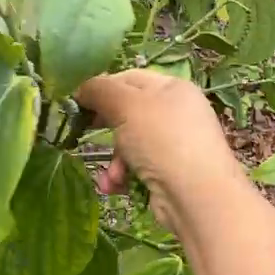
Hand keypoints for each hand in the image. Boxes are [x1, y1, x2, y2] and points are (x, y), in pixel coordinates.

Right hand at [74, 70, 247, 231]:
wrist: (197, 196)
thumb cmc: (162, 140)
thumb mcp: (126, 105)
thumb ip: (100, 90)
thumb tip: (81, 88)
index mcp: (171, 87)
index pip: (128, 78)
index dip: (101, 88)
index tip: (76, 104)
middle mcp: (175, 112)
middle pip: (127, 112)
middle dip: (105, 127)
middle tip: (83, 133)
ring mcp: (174, 144)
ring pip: (128, 143)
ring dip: (113, 159)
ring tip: (112, 175)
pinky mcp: (169, 172)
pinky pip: (137, 167)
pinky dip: (124, 176)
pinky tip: (118, 187)